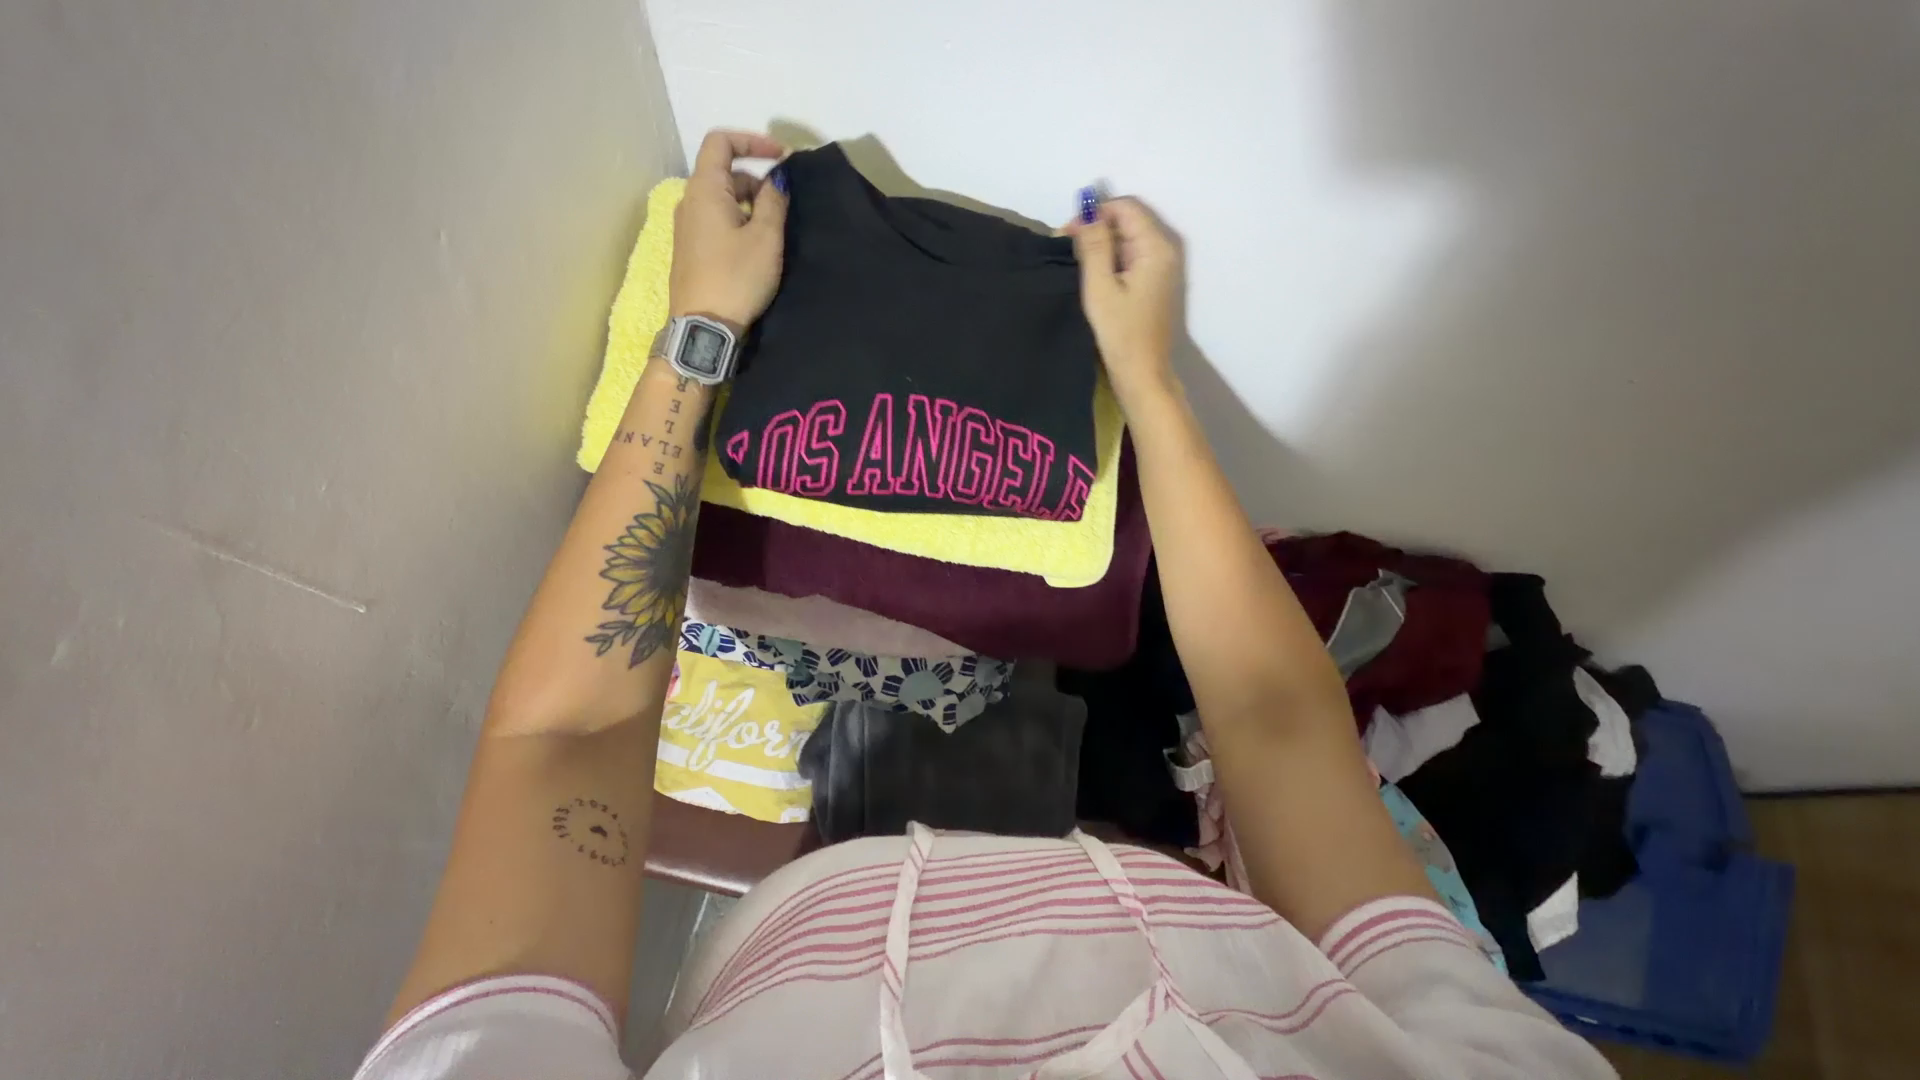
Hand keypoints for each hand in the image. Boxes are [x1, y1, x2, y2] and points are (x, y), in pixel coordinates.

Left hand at [669, 130, 788, 327]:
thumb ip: (774, 200)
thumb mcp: (765, 238)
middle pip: (723, 172)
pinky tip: (755, 248)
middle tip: (784, 206)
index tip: (781, 158)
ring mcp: (686, 227)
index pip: (720, 141)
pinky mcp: (690, 249)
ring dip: (749, 204)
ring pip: (721, 199)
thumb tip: (777, 178)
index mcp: (705, 189)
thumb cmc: (737, 278)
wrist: (703, 326)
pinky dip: (737, 221)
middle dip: (756, 180)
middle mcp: (689, 201)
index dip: (752, 141)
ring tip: (773, 232)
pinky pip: (715, 220)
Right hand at [1065, 197, 1183, 395]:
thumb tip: (1088, 211)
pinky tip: (1092, 275)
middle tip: (1067, 248)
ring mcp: (1161, 268)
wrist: (1141, 372)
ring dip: (1101, 245)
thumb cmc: (1120, 332)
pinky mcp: (1153, 283)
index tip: (1068, 233)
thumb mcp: (1100, 286)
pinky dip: (1110, 260)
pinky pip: (1130, 258)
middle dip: (1097, 228)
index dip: (1096, 213)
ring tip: (1076, 263)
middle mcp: (1164, 252)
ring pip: (1127, 240)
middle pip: (1128, 221)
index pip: (1126, 207)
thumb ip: (1094, 245)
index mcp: (1155, 248)